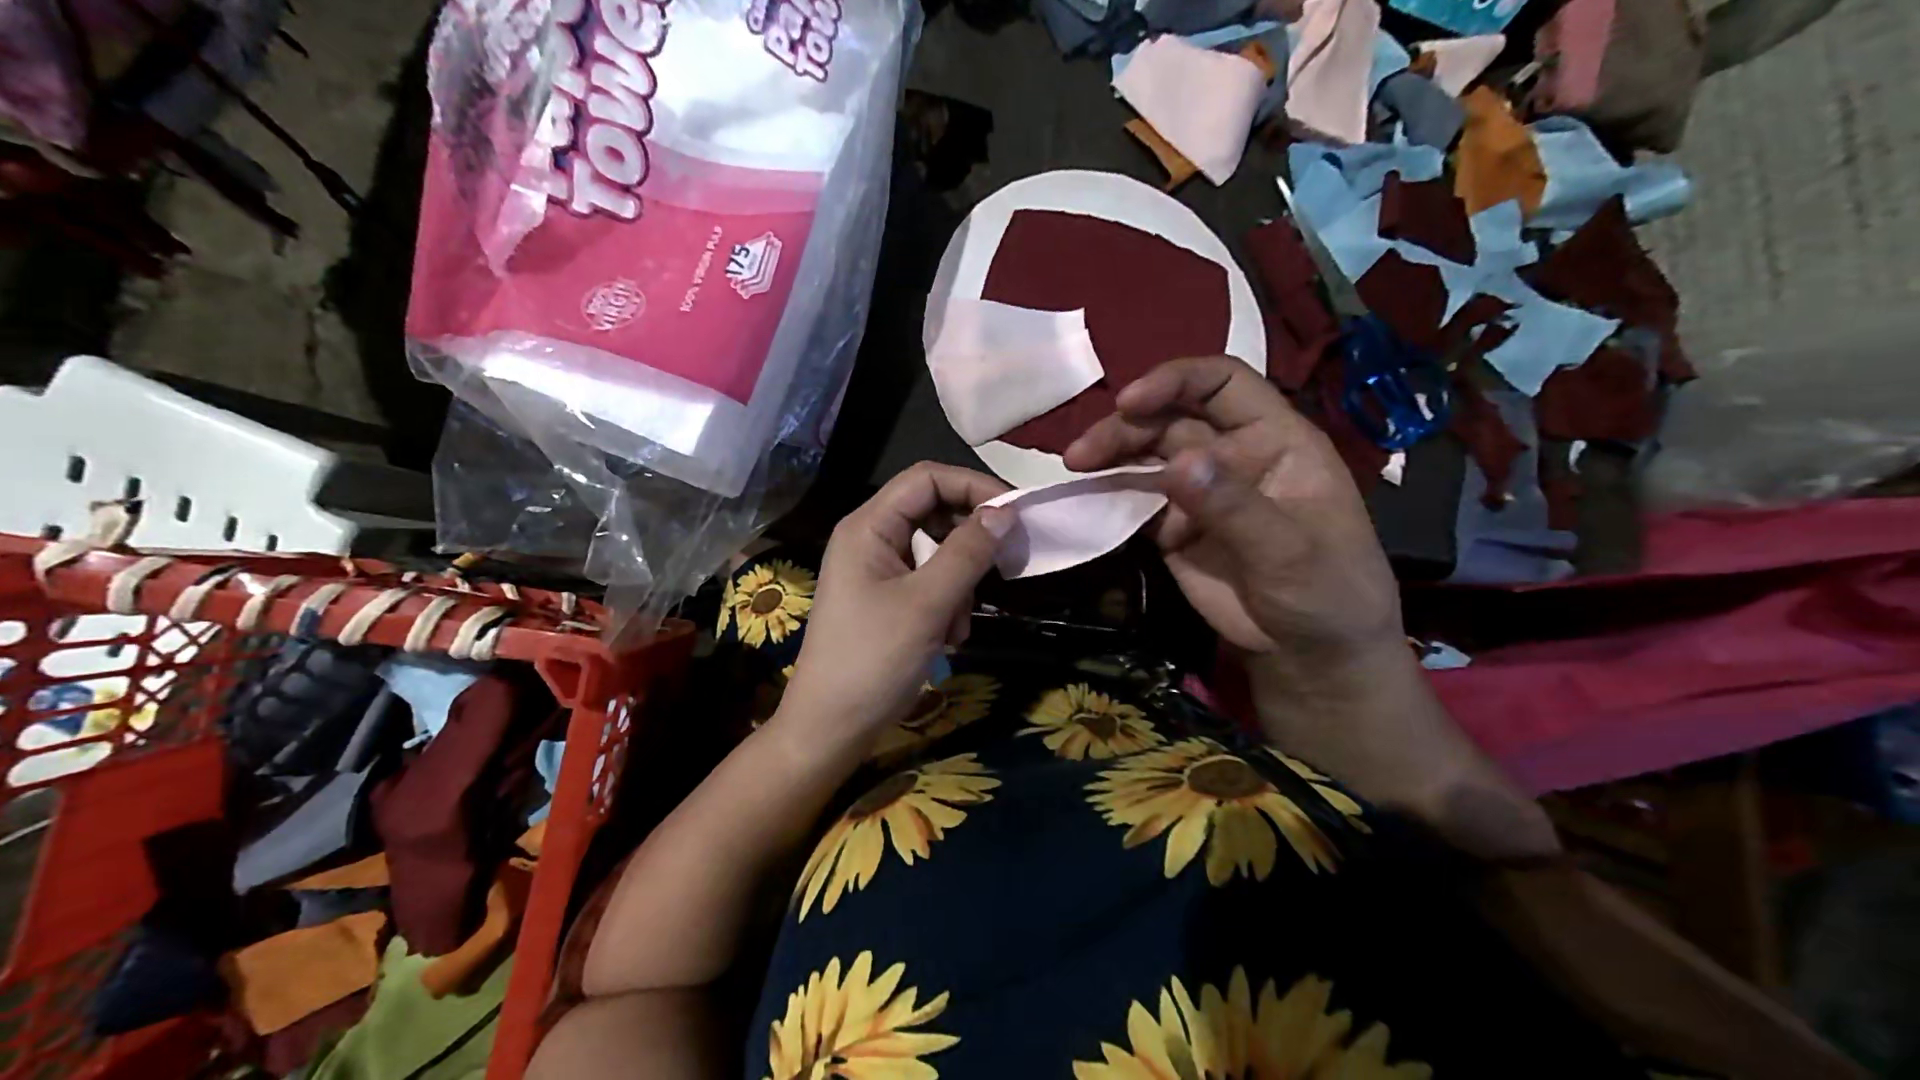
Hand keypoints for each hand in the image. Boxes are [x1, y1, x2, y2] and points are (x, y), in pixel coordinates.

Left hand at [777, 463, 1012, 757]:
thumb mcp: (928, 603)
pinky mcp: (888, 598)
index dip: (973, 486)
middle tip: (1002, 569)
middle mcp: (872, 539)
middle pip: (935, 513)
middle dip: (969, 545)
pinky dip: (948, 605)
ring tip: (957, 626)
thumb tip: (1005, 511)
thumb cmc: (874, 659)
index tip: (1015, 512)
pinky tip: (947, 639)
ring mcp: (879, 570)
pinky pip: (931, 583)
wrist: (832, 726)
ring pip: (939, 553)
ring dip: (960, 585)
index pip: (927, 478)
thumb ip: (968, 552)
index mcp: (869, 527)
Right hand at [1064, 356, 1403, 673]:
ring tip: (1074, 468)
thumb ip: (1233, 506)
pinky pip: (1134, 500)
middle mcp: (1230, 454)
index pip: (1223, 384)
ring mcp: (1198, 491)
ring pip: (1145, 456)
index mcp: (1273, 440)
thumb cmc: (1326, 592)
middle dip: (1125, 428)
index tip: (1130, 401)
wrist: (1309, 654)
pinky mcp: (1173, 526)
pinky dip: (1107, 496)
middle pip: (1169, 419)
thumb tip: (1177, 461)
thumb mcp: (1289, 550)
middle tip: (1082, 453)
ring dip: (1109, 457)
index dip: (1175, 381)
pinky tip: (1083, 500)